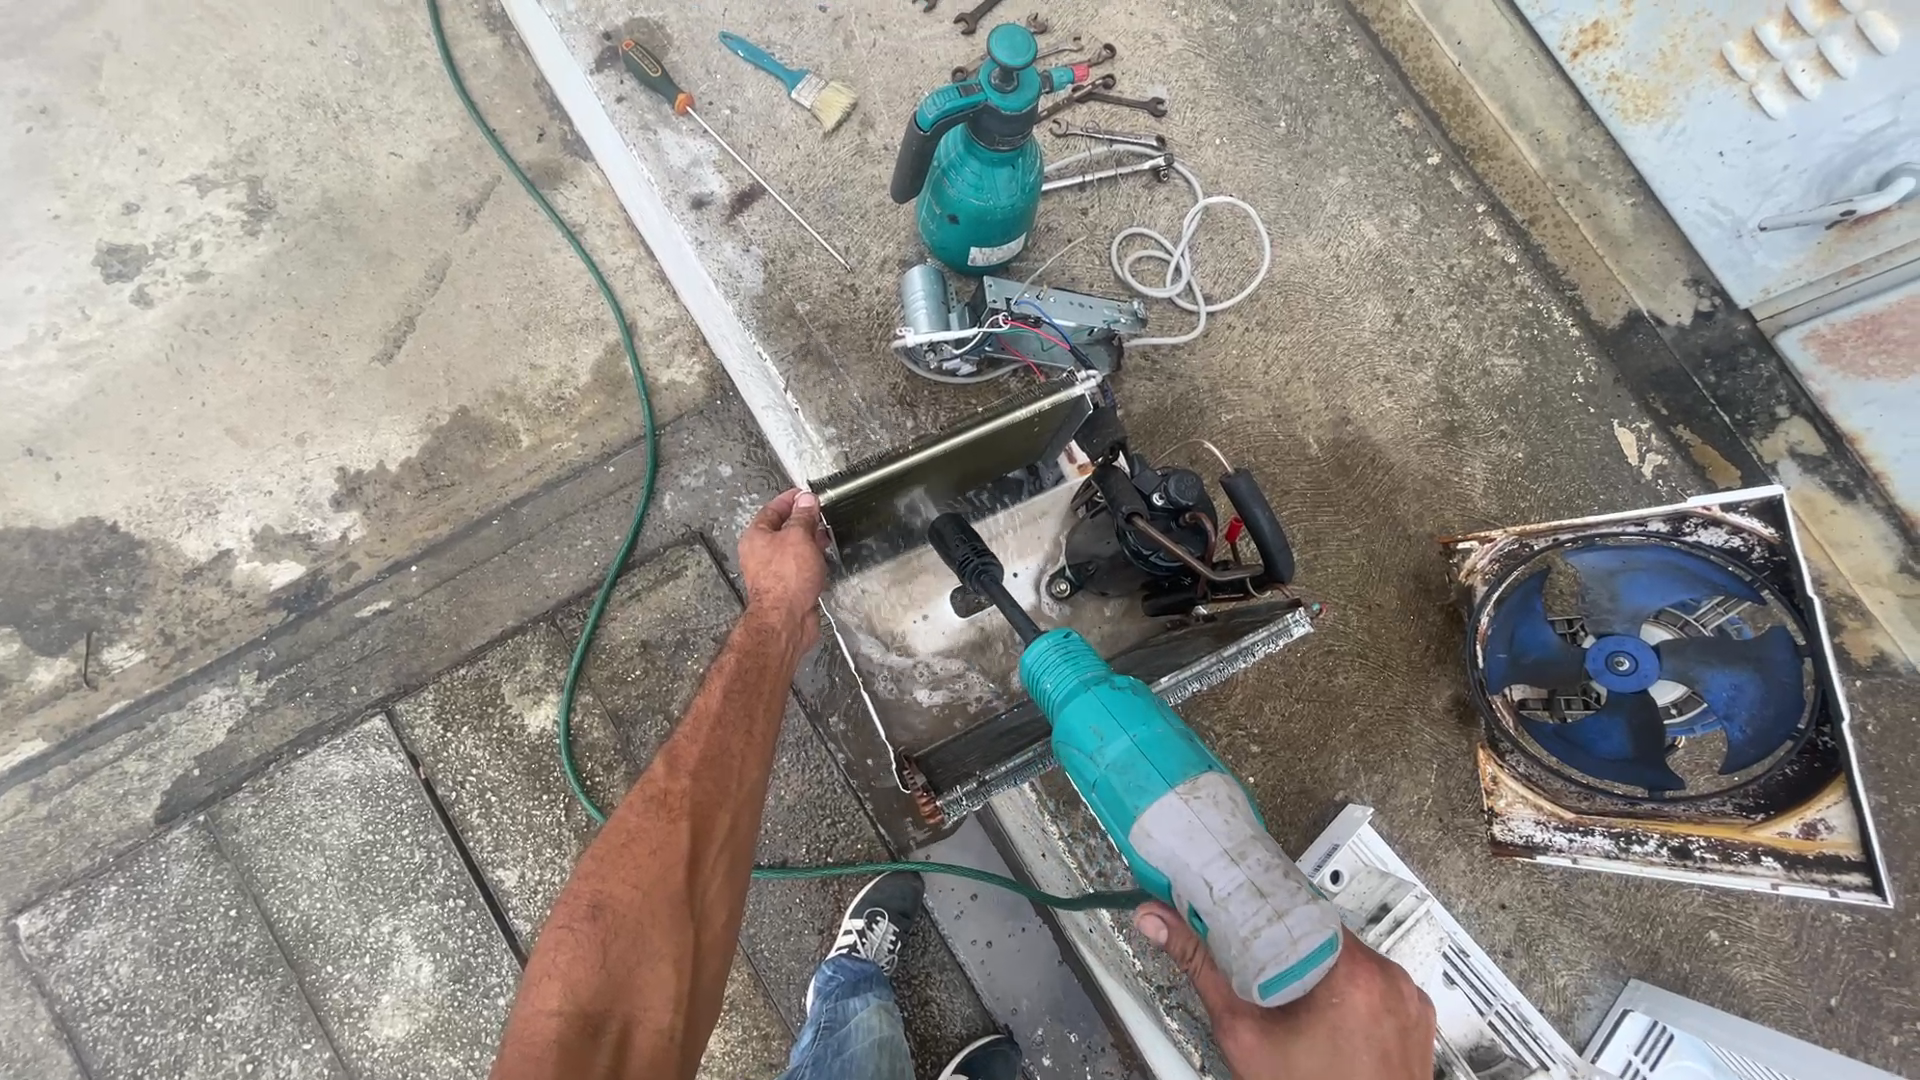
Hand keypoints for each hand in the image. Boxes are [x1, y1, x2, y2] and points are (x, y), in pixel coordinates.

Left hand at [738, 488, 829, 648]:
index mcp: (756, 536)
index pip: (773, 509)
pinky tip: (822, 561)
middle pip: (782, 529)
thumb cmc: (785, 580)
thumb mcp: (798, 537)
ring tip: (824, 536)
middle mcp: (761, 553)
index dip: (791, 499)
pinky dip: (811, 561)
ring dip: (808, 541)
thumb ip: (803, 516)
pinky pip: (799, 567)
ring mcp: (773, 571)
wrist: (786, 619)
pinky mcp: (787, 587)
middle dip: (802, 520)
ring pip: (792, 549)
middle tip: (819, 513)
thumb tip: (807, 501)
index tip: (805, 494)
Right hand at [1134, 903, 1434, 1079]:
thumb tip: (1157, 919)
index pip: (1295, 902)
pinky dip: (1344, 986)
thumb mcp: (1242, 1030)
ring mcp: (1409, 1000)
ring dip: (1312, 959)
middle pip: (1320, 927)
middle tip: (1249, 948)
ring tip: (1281, 981)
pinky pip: (1372, 982)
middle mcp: (1389, 979)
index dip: (1259, 898)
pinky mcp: (1416, 1019)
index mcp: (1350, 972)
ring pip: (1345, 953)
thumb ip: (1200, 965)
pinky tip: (1318, 1007)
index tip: (1233, 897)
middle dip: (1282, 934)